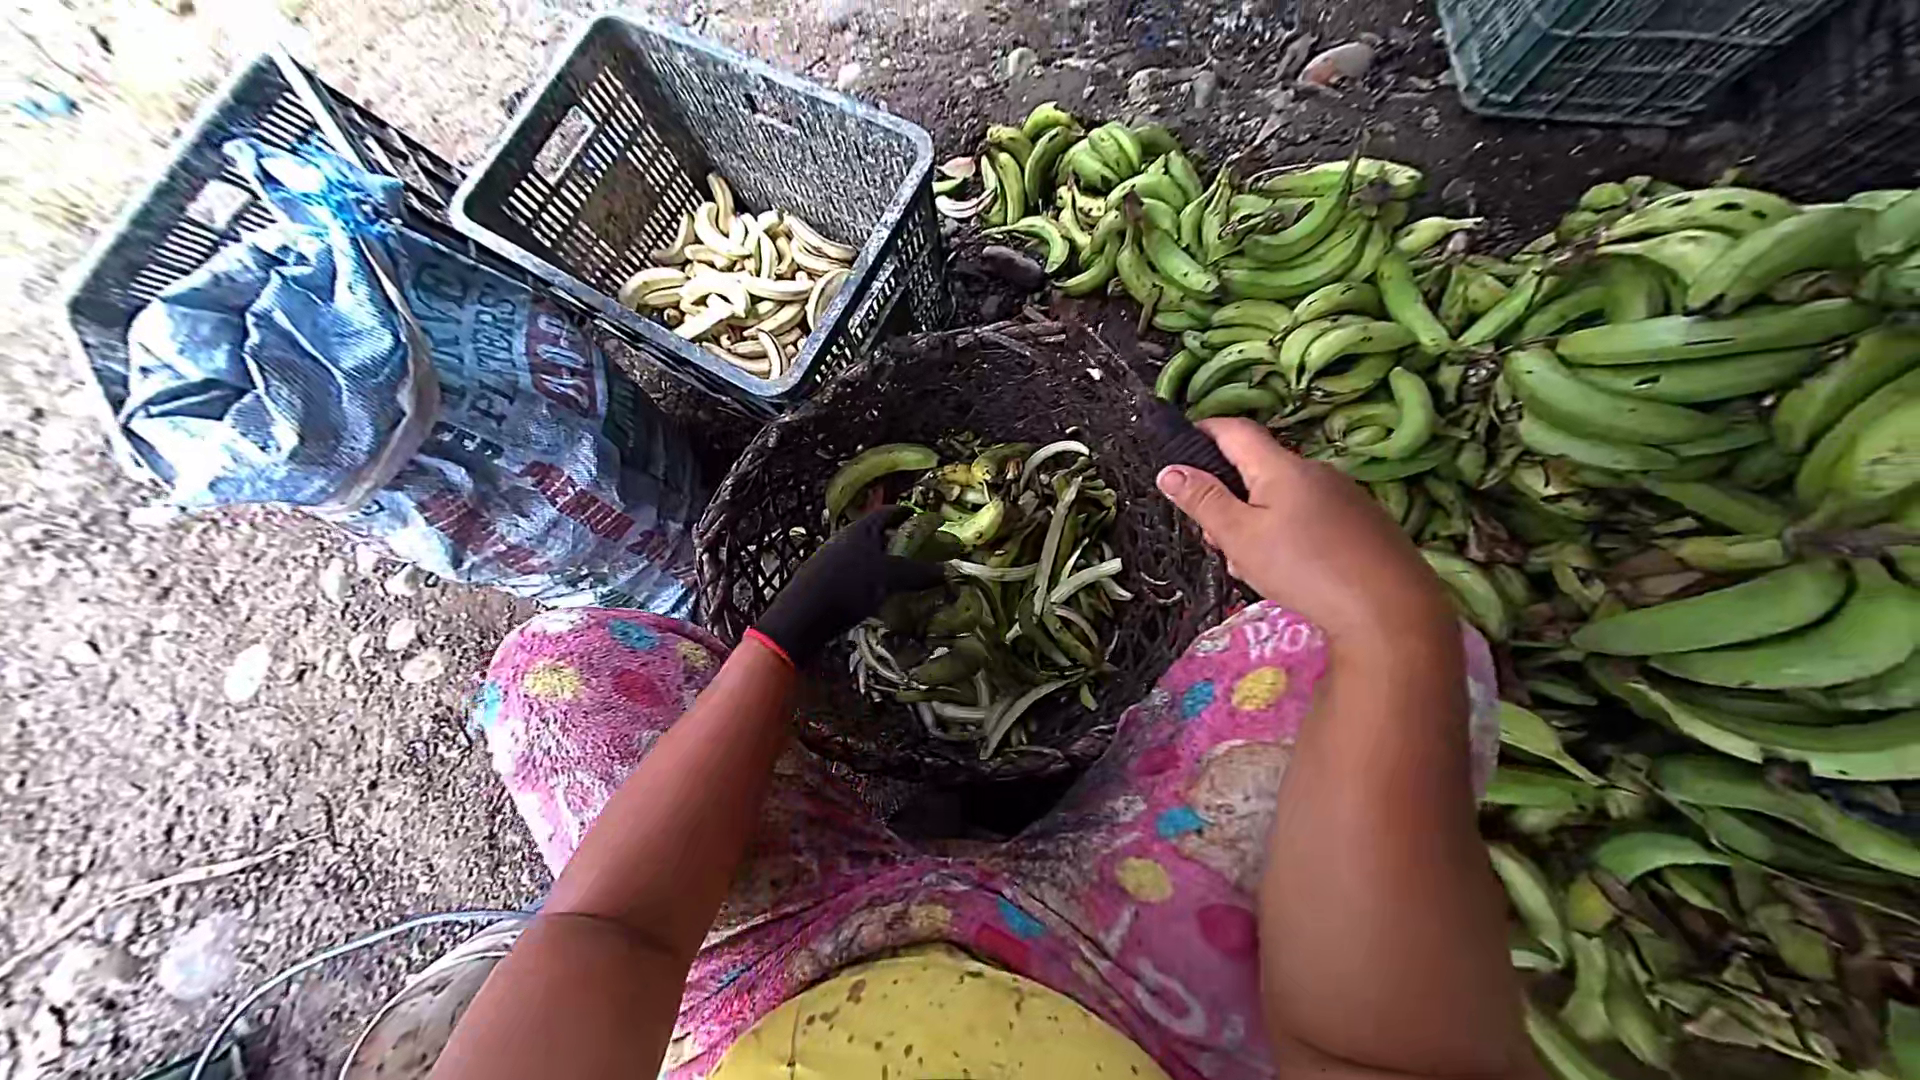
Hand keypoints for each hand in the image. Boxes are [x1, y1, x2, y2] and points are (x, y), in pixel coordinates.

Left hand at [752, 506, 945, 664]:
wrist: (804, 614)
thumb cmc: (848, 585)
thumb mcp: (890, 577)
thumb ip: (919, 573)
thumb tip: (949, 571)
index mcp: (860, 530)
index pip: (886, 512)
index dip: (904, 513)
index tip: (919, 517)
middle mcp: (844, 539)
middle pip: (874, 534)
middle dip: (895, 540)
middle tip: (915, 550)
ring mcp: (831, 560)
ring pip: (863, 555)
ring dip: (881, 562)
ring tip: (900, 576)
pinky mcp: (824, 582)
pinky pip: (854, 574)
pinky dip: (869, 580)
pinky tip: (877, 595)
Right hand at [1155, 418, 1455, 647]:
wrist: (1391, 611)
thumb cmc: (1304, 568)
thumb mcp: (1238, 536)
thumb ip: (1203, 501)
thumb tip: (1168, 470)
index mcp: (1281, 468)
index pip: (1235, 430)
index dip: (1204, 430)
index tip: (1180, 443)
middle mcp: (1315, 471)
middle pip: (1255, 471)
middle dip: (1226, 497)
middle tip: (1214, 538)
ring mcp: (1343, 497)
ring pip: (1280, 500)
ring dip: (1253, 522)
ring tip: (1250, 566)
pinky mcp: (1361, 524)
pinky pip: (1307, 517)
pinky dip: (1284, 534)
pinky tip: (1288, 572)